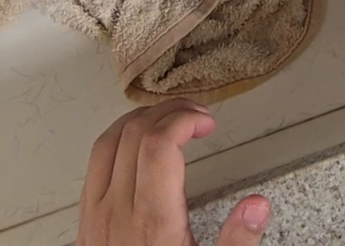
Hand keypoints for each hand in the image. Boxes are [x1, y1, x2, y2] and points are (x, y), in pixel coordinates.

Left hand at [78, 99, 270, 245]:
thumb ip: (238, 243)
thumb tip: (257, 205)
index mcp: (152, 223)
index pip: (158, 143)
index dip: (184, 118)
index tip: (206, 123)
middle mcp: (117, 214)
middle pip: (134, 133)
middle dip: (169, 112)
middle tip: (196, 117)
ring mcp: (96, 218)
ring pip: (108, 142)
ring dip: (141, 120)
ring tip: (170, 121)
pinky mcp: (86, 224)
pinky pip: (95, 163)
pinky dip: (121, 139)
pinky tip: (141, 146)